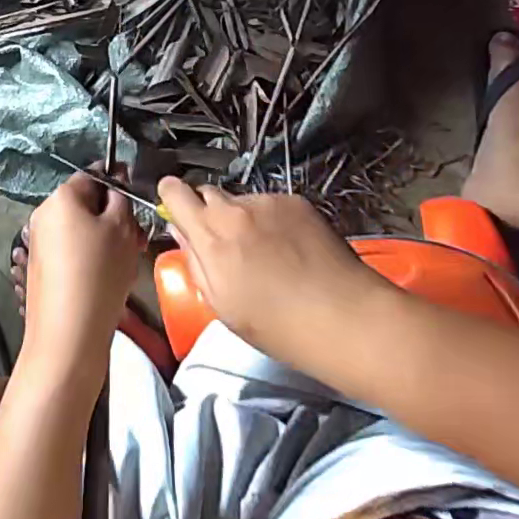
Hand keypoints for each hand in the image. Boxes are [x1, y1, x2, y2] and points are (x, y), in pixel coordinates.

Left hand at [22, 171, 145, 375]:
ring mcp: (40, 242)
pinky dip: (92, 257)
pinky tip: (109, 278)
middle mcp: (44, 214)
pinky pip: (72, 250)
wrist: (67, 335)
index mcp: (60, 197)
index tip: (138, 200)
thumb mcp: (122, 228)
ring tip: (128, 261)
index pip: (94, 174)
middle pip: (87, 204)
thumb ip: (121, 198)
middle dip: (115, 217)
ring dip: (107, 238)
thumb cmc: (98, 273)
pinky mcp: (42, 268)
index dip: (119, 182)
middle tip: (138, 238)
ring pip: (82, 228)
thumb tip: (116, 184)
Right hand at [157, 178, 391, 373]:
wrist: (346, 318)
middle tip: (226, 243)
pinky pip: (271, 203)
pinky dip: (273, 219)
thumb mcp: (223, 306)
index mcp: (210, 237)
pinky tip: (291, 247)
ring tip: (267, 251)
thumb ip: (195, 263)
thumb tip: (182, 232)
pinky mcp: (296, 201)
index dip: (172, 197)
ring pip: (241, 200)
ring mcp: (267, 202)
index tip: (177, 207)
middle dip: (209, 212)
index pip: (174, 191)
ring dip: (243, 217)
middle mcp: (234, 210)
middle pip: (207, 193)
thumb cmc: (279, 326)